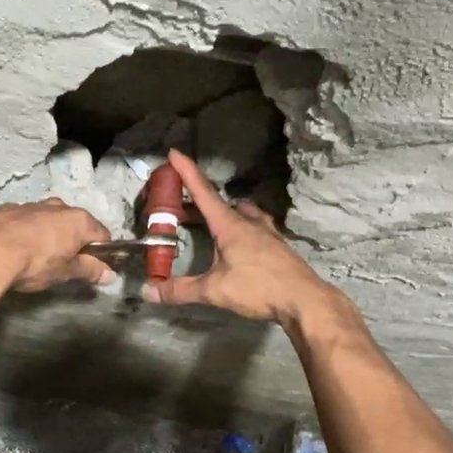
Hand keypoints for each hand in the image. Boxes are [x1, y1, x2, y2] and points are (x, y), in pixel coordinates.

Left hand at [0, 198, 113, 294]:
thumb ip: (88, 270)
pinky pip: (22, 219)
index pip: (101, 234)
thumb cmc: (34, 264)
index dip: (100, 251)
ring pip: (47, 218)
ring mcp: (30, 205)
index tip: (94, 266)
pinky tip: (14, 246)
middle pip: (73, 223)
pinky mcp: (5, 209)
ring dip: (47, 232)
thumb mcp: (64, 272)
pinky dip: (23, 230)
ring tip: (36, 254)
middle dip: (72, 240)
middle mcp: (57, 206)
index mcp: (78, 220)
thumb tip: (109, 274)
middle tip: (63, 262)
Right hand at [144, 152, 347, 325]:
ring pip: (244, 211)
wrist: (304, 299)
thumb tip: (149, 292)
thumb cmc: (258, 288)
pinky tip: (243, 239)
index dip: (187, 172)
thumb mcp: (214, 291)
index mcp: (230, 225)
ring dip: (226, 210)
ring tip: (214, 219)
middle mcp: (249, 222)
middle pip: (221, 202)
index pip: (203, 192)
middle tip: (182, 205)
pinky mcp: (278, 245)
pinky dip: (244, 225)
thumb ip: (181, 290)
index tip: (174, 153)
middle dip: (200, 200)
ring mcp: (267, 232)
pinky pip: (257, 225)